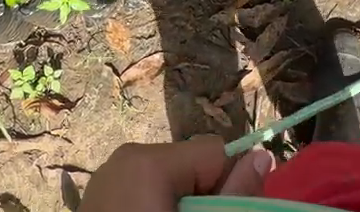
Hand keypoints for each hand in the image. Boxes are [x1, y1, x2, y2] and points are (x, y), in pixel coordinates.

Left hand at [79, 136, 272, 211]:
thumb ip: (234, 198)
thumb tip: (262, 158)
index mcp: (149, 160)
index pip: (214, 152)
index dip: (226, 188)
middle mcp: (127, 155)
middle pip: (191, 166)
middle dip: (202, 200)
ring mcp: (108, 176)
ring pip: (169, 180)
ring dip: (179, 207)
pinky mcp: (98, 197)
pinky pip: (143, 191)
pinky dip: (154, 209)